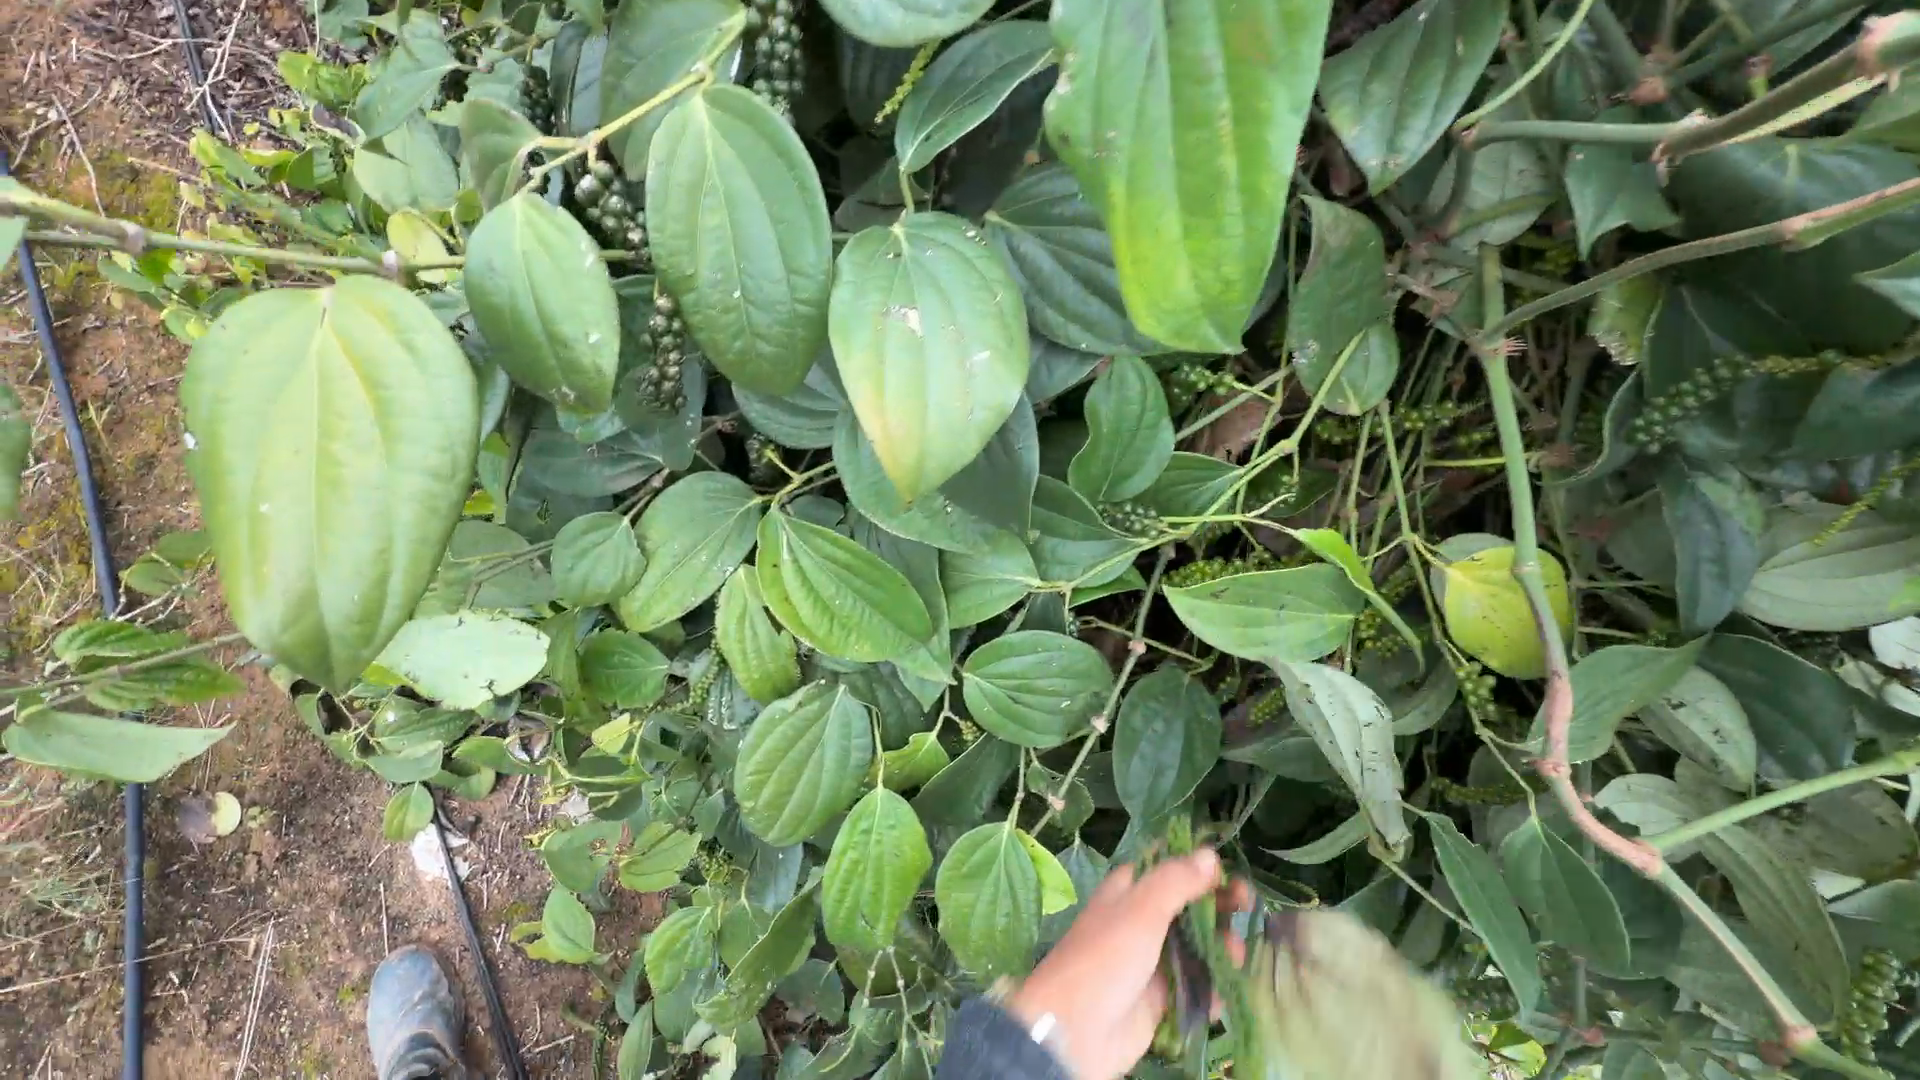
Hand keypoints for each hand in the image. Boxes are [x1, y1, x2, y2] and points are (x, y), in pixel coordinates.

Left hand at [1004, 849, 1245, 1079]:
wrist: (1078, 1027)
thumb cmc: (1107, 956)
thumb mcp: (1141, 908)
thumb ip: (1176, 880)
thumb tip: (1210, 853)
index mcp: (1130, 889)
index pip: (1169, 868)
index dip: (1199, 868)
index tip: (1230, 874)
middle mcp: (1141, 919)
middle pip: (1188, 906)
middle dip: (1218, 907)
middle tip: (1247, 908)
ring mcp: (1151, 958)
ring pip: (1195, 946)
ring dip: (1220, 948)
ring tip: (1235, 956)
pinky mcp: (1160, 996)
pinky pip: (1193, 986)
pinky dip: (1210, 989)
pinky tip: (1221, 997)